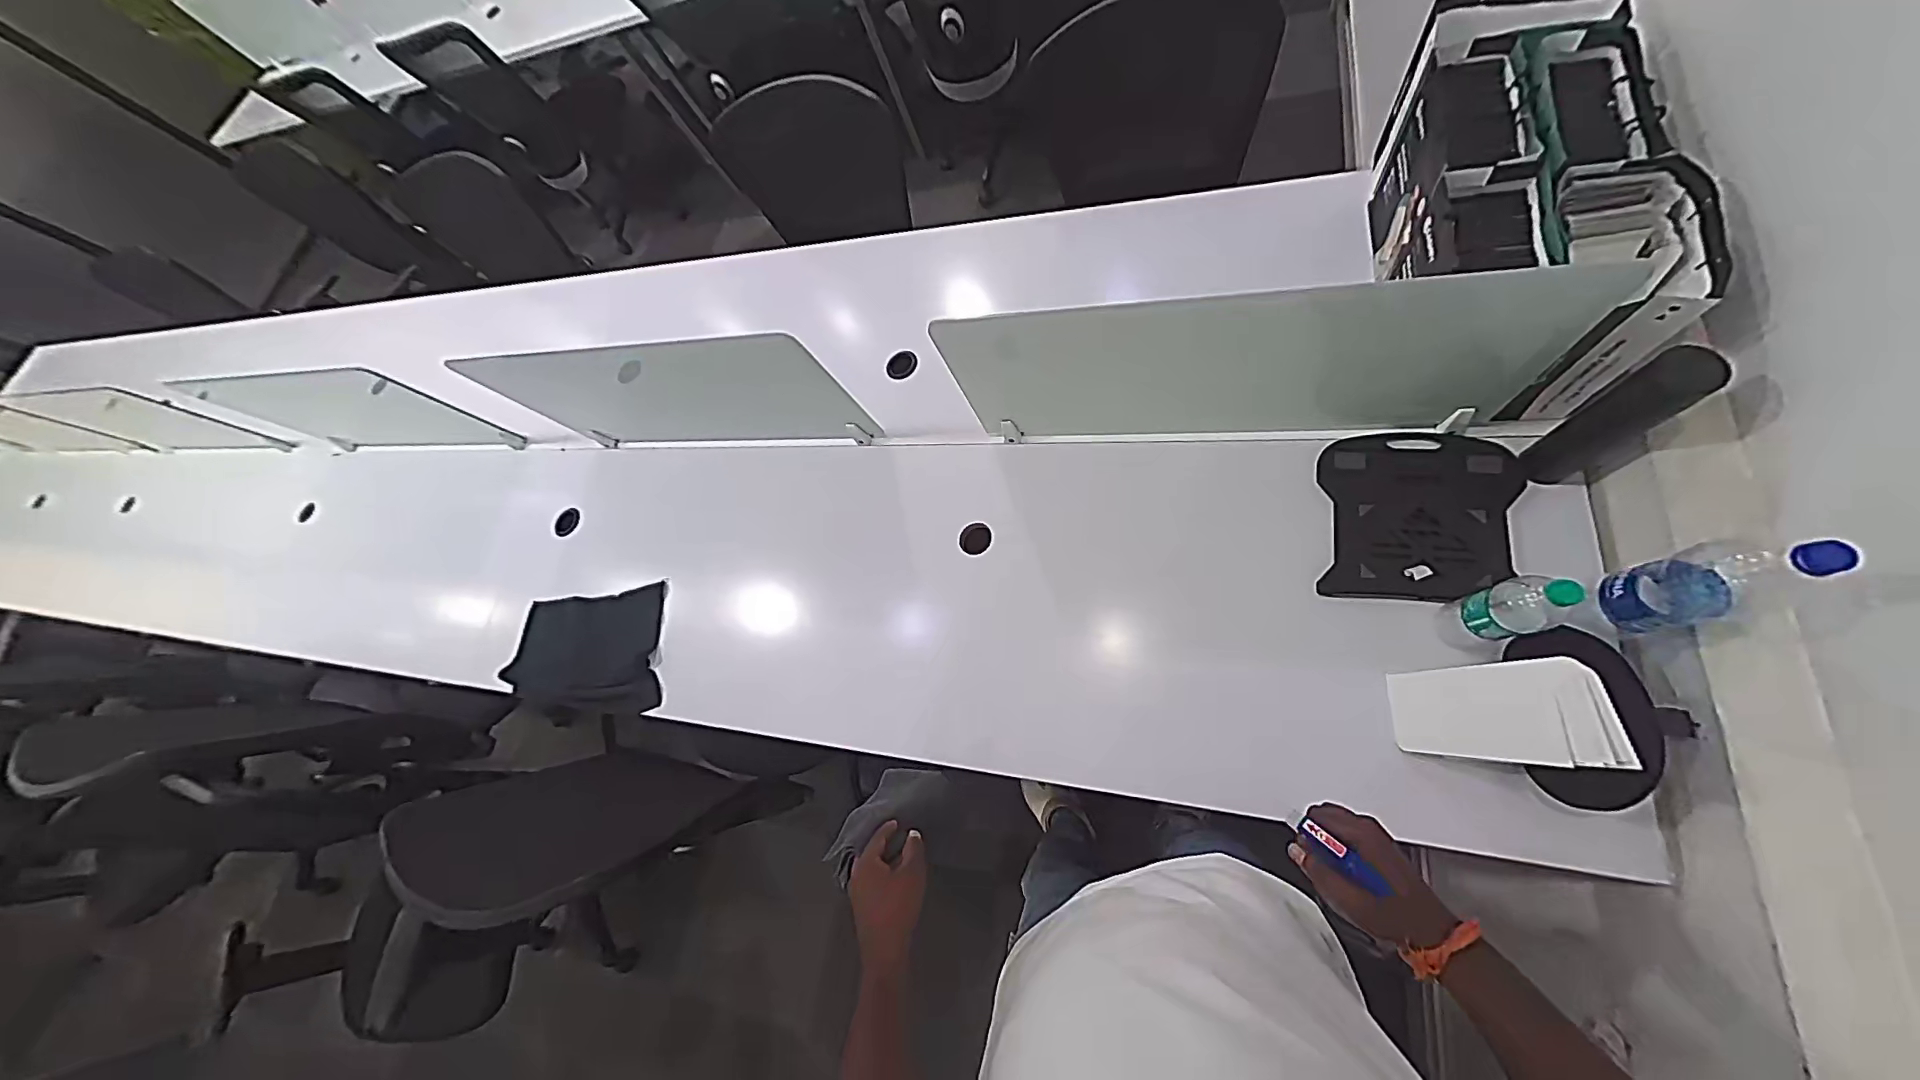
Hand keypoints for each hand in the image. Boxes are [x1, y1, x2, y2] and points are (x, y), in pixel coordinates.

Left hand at [849, 820, 925, 976]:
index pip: (877, 838)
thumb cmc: (898, 906)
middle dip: (885, 843)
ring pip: (871, 867)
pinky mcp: (862, 906)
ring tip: (901, 854)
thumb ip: (913, 849)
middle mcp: (856, 874)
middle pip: (871, 852)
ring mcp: (857, 891)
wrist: (884, 949)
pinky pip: (872, 879)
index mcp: (865, 862)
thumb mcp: (912, 873)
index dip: (888, 828)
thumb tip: (911, 834)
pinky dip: (883, 872)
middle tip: (900, 835)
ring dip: (885, 859)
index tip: (898, 821)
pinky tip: (895, 877)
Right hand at [1289, 802, 1458, 947]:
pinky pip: (1349, 834)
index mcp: (1362, 835)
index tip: (1309, 856)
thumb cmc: (1395, 916)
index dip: (1306, 836)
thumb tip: (1297, 851)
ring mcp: (1378, 836)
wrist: (1429, 931)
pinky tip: (1350, 874)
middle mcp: (1370, 829)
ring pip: (1337, 825)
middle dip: (1316, 837)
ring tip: (1338, 874)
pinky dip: (1341, 848)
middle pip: (1326, 815)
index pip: (1317, 816)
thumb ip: (1317, 870)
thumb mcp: (1347, 899)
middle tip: (1322, 866)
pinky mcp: (1381, 846)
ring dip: (1328, 844)